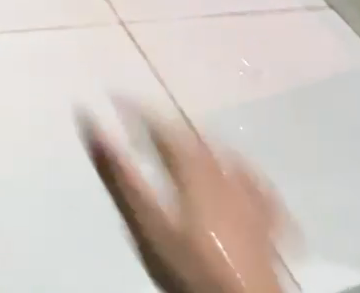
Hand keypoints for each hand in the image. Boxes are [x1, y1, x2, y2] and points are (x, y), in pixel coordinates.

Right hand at [82, 102, 288, 292]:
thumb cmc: (185, 263)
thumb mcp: (144, 221)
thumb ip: (118, 172)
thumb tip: (90, 122)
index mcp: (195, 173)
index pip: (163, 128)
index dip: (137, 109)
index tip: (113, 96)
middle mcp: (226, 178)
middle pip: (198, 139)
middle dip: (168, 123)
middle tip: (142, 118)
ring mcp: (252, 201)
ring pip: (229, 157)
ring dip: (202, 141)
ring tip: (183, 140)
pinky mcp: (269, 224)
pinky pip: (260, 188)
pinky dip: (242, 172)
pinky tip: (237, 175)